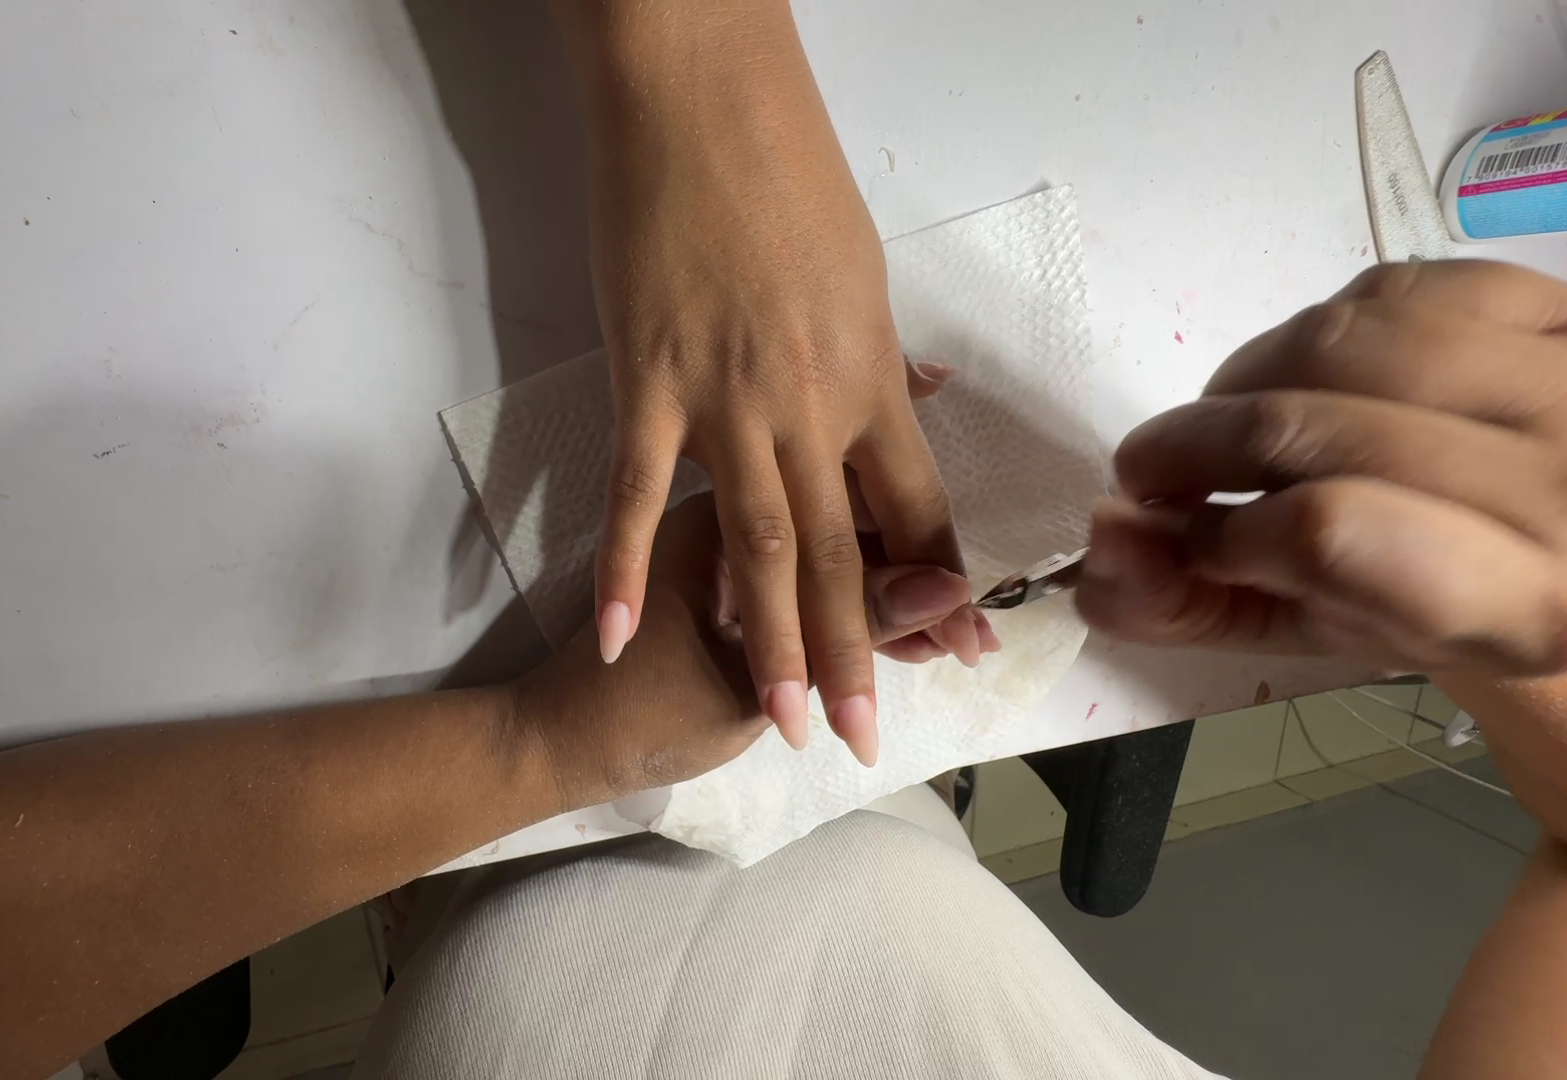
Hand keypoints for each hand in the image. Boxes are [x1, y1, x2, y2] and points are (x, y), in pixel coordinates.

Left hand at [515, 495, 976, 806]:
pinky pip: (800, 573)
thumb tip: (945, 590)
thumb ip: (845, 628)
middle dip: (914, 584)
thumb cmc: (643, 713)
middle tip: (968, 637)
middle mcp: (731, 512)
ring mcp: (728, 541)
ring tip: (946, 635)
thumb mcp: (747, 678)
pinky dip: (842, 599)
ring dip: (884, 591)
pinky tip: (892, 616)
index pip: (844, 526)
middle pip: (844, 531)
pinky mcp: (725, 574)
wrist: (562, 736)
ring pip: (826, 551)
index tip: (968, 625)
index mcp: (726, 520)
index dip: (918, 573)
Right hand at [567, 2, 961, 764]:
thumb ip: (873, 366)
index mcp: (870, 376)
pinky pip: (637, 495)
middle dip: (860, 653)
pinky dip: (626, 569)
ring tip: (781, 720)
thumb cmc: (787, 175)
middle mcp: (808, 407)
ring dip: (771, 642)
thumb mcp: (858, 275)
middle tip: (863, 738)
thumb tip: (898, 409)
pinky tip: (618, 637)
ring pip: (754, 543)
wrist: (701, 99)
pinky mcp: (645, 387)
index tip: (948, 649)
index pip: (911, 508)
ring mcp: (723, 404)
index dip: (933, 586)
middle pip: (840, 550)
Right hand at [1077, 261, 1566, 674]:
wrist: (1555, 535)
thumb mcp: (1289, 635)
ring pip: (1328, 342)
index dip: (1213, 533)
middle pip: (1296, 428)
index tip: (1183, 537)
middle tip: (1160, 477)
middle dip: (1183, 450)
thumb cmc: (1415, 602)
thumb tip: (1099, 535)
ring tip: (1240, 427)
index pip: (1322, 532)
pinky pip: (1392, 287)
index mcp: (1516, 607)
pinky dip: (1314, 333)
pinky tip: (1322, 382)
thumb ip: (1171, 606)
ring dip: (1237, 386)